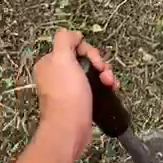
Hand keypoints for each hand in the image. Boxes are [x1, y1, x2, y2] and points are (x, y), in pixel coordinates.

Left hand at [32, 29, 116, 161]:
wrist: (70, 128)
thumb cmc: (67, 95)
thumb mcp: (62, 59)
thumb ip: (65, 40)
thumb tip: (73, 34)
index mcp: (50, 62)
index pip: (74, 45)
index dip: (89, 51)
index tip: (96, 63)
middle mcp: (57, 74)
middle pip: (84, 58)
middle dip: (99, 64)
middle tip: (105, 74)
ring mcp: (68, 88)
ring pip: (91, 72)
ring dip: (105, 75)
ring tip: (111, 84)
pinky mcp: (78, 100)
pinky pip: (94, 86)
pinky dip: (104, 86)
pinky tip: (111, 89)